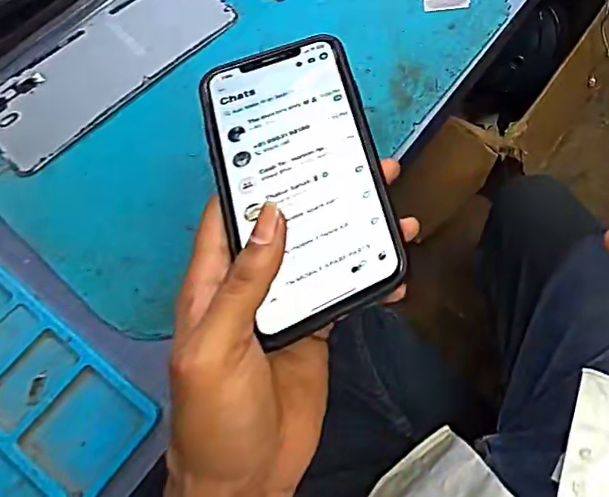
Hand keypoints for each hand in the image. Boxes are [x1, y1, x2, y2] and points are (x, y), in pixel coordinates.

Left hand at [168, 160, 418, 496]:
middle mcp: (253, 285)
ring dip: (358, 226)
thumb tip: (269, 218)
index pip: (229, 215)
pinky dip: (374, 276)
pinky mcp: (317, 323)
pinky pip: (348, 286)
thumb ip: (242, 284)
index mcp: (215, 285)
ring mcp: (288, 302)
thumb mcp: (215, 352)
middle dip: (324, 190)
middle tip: (360, 165)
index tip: (285, 145)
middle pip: (292, 222)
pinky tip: (396, 272)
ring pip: (326, 247)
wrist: (247, 484)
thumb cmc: (211, 427)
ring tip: (392, 208)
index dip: (252, 177)